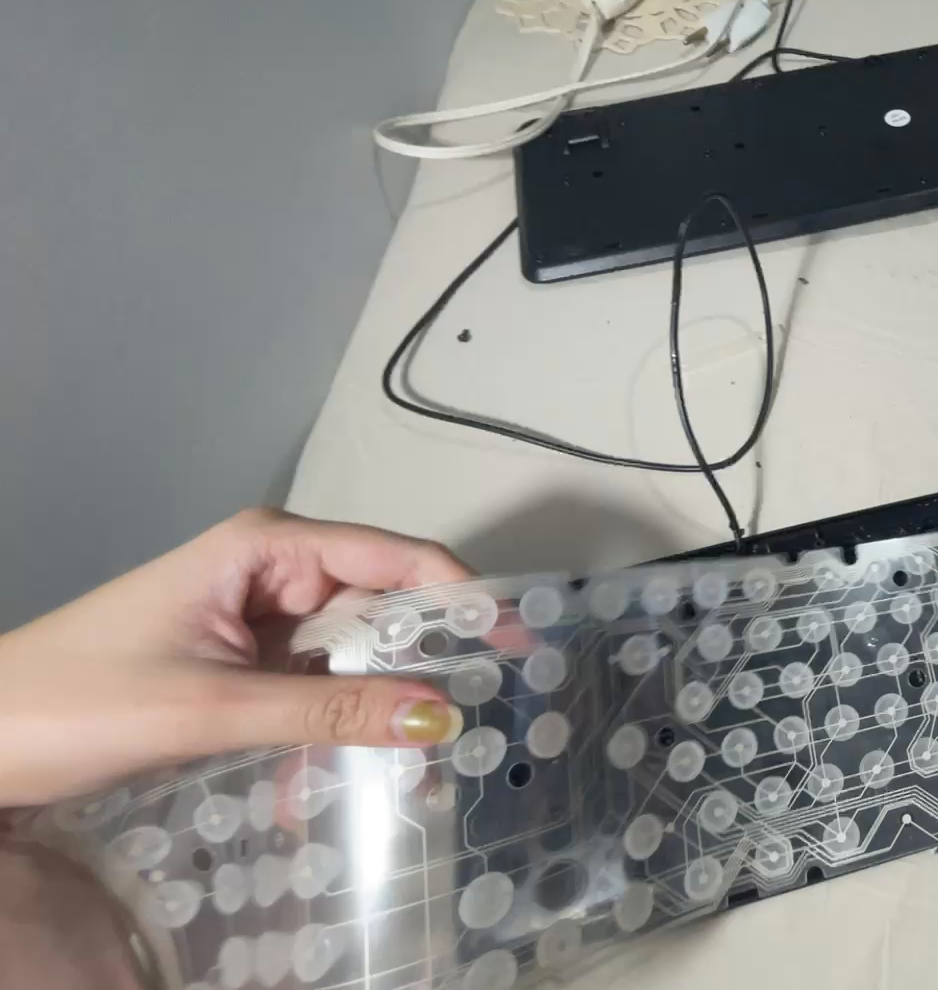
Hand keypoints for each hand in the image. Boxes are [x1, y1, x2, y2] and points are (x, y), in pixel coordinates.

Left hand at [0, 508, 470, 808]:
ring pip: (365, 645)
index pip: (401, 558)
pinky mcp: (261, 655)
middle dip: (434, 653)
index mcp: (274, 547)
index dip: (465, 596)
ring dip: (395, 691)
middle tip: (488, 700)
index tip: (514, 642)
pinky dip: (353, 712)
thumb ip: (331, 709)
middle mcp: (285, 569)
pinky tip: (373, 750)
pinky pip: (331, 676)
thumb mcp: (208, 708)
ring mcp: (273, 612)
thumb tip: (443, 717)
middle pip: (390, 602)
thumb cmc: (62, 705)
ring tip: (442, 738)